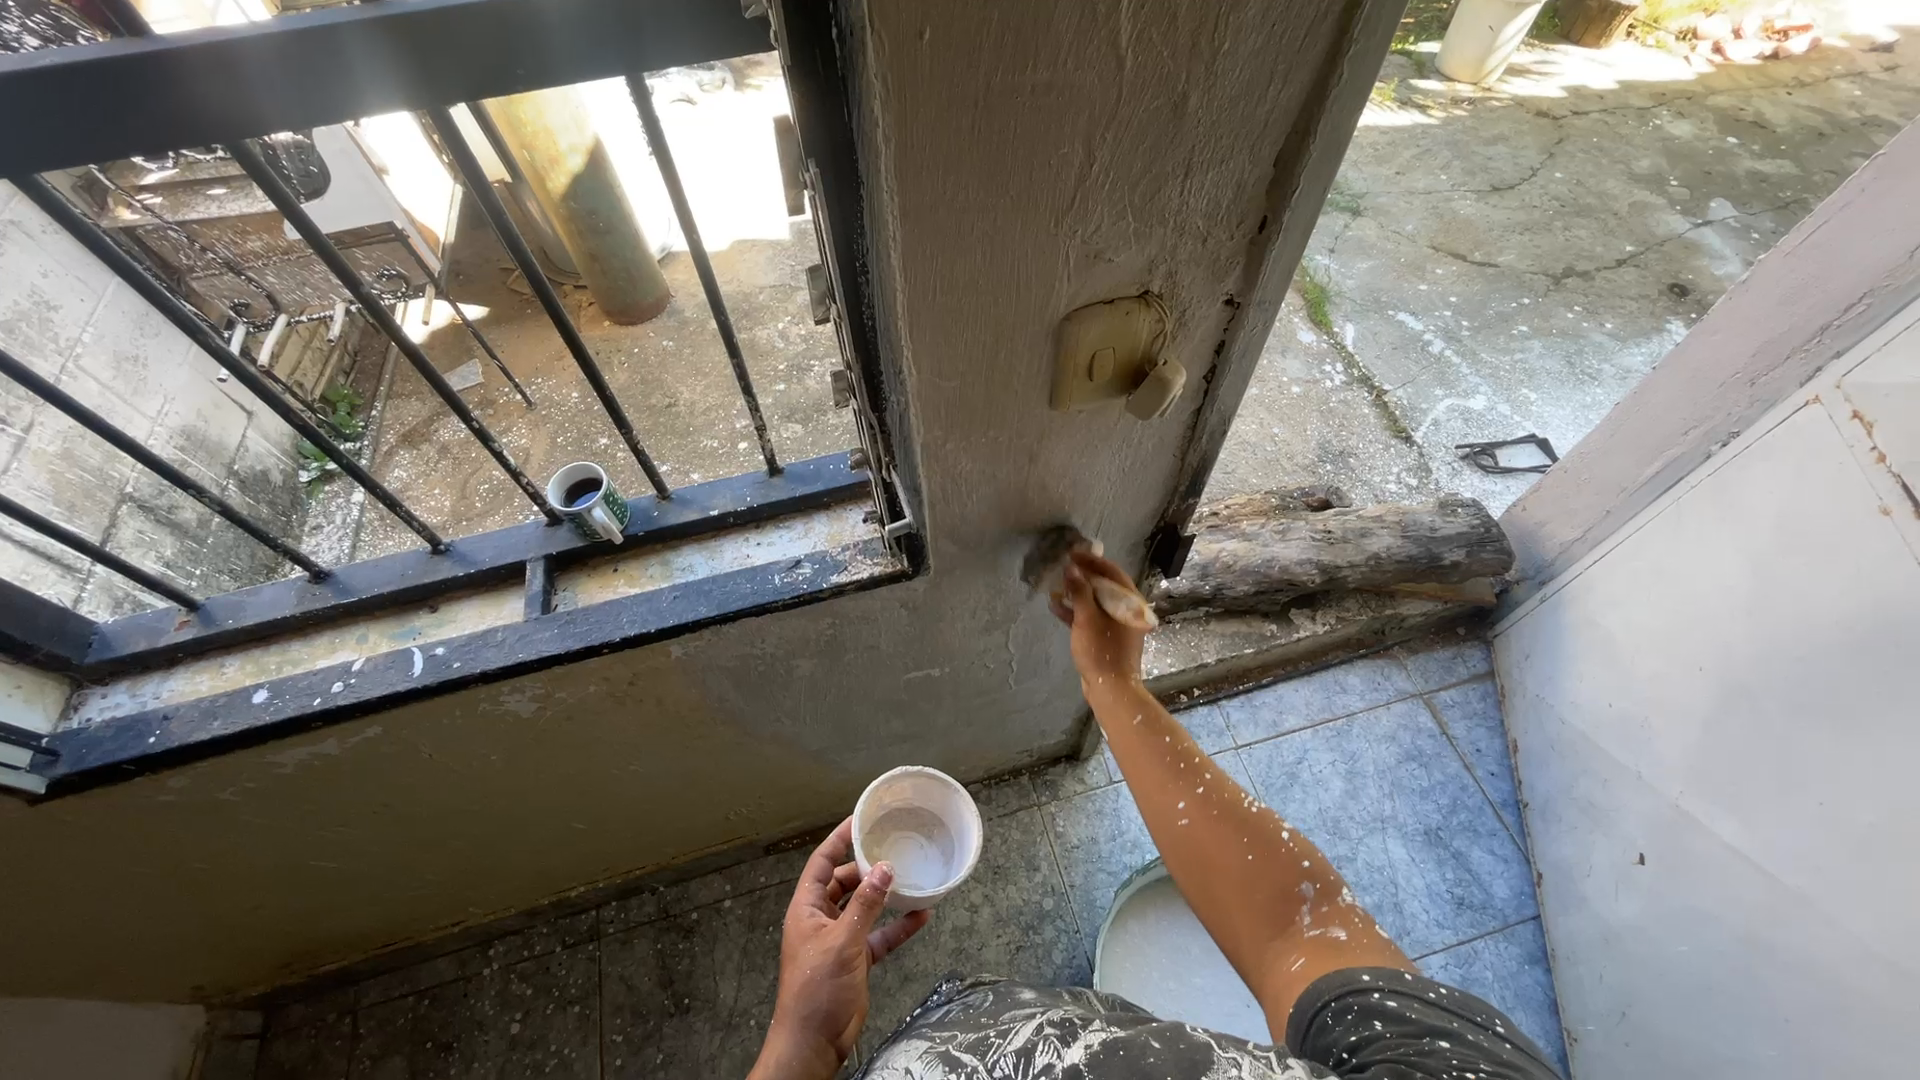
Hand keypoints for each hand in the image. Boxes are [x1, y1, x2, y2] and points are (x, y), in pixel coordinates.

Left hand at [749, 818, 931, 1079]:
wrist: (813, 1043)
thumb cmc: (818, 988)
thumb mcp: (842, 941)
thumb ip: (865, 905)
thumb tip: (885, 868)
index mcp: (807, 907)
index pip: (822, 862)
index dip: (839, 839)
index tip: (861, 819)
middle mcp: (822, 918)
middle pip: (845, 881)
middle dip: (868, 867)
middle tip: (894, 848)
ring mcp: (840, 939)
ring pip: (865, 907)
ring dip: (885, 895)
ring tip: (911, 875)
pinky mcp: (856, 960)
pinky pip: (879, 935)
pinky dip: (897, 926)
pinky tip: (922, 915)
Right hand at [1048, 549, 1149, 687]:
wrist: (1110, 689)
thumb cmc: (1102, 651)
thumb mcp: (1088, 618)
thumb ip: (1080, 591)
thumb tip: (1071, 568)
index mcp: (1130, 603)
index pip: (1112, 572)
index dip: (1092, 561)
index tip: (1072, 553)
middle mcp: (1126, 610)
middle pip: (1103, 585)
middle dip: (1082, 576)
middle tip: (1062, 567)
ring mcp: (1116, 624)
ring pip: (1095, 601)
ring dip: (1076, 593)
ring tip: (1055, 586)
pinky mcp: (1105, 637)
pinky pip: (1090, 617)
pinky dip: (1075, 611)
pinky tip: (1056, 607)